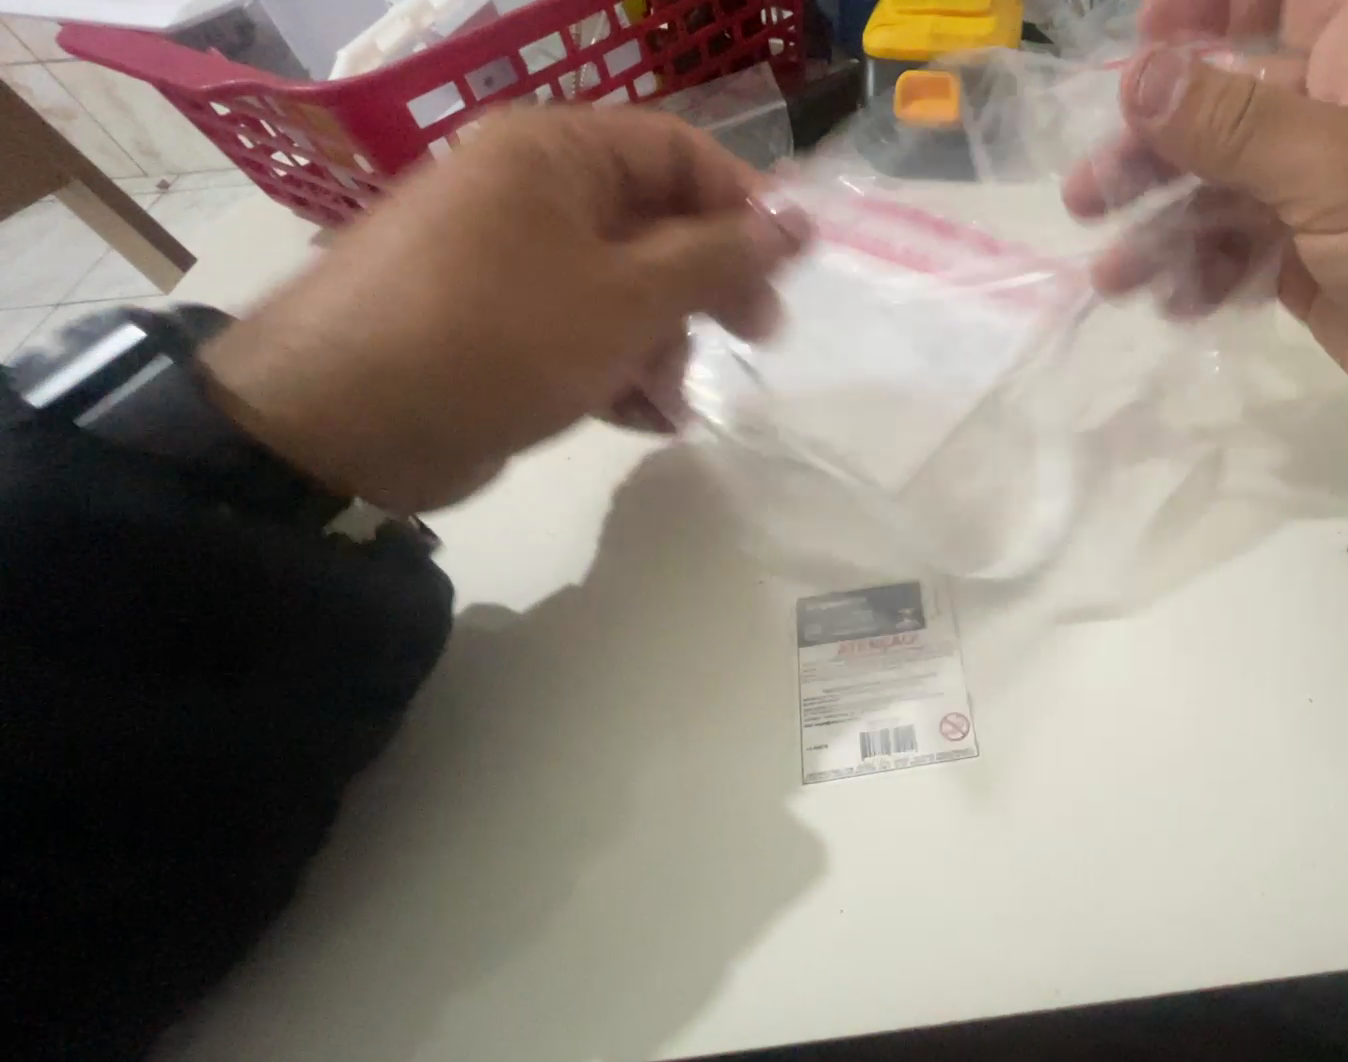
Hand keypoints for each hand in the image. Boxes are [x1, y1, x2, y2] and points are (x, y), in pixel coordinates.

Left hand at [200, 107, 808, 512]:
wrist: (352, 427)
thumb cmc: (504, 338)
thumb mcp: (630, 297)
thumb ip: (720, 257)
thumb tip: (799, 221)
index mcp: (558, 156)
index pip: (680, 153)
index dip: (746, 204)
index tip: (793, 266)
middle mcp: (536, 196)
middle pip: (659, 225)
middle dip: (711, 287)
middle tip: (757, 336)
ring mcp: (517, 264)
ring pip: (630, 290)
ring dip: (667, 346)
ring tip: (672, 398)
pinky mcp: (506, 327)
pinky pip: (591, 333)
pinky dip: (625, 372)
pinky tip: (644, 418)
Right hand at [1062, 0, 1347, 431]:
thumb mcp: (1339, 167)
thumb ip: (1231, 124)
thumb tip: (1138, 76)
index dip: (1205, 5)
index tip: (1138, 32)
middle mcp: (1337, 106)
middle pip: (1220, 107)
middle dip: (1150, 151)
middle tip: (1086, 196)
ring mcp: (1317, 188)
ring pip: (1216, 189)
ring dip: (1160, 229)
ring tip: (1113, 273)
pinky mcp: (1304, 256)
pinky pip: (1232, 252)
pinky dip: (1200, 276)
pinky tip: (1175, 305)